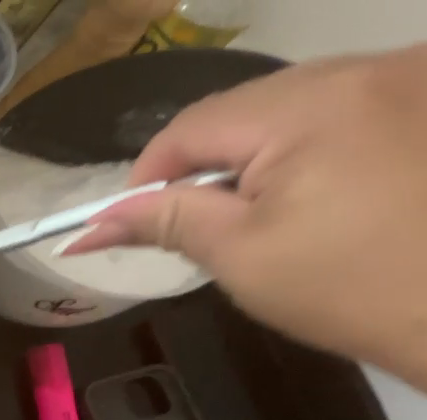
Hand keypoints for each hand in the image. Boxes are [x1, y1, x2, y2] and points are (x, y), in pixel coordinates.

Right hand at [65, 46, 426, 387]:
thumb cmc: (347, 286)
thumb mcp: (237, 255)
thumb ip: (163, 222)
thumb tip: (87, 226)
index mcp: (314, 106)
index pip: (191, 125)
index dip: (147, 176)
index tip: (133, 224)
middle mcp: (374, 70)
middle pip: (245, 107)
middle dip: (206, 162)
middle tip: (198, 223)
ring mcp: (418, 80)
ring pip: (297, 103)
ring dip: (260, 151)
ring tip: (265, 210)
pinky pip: (349, 105)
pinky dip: (313, 143)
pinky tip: (324, 190)